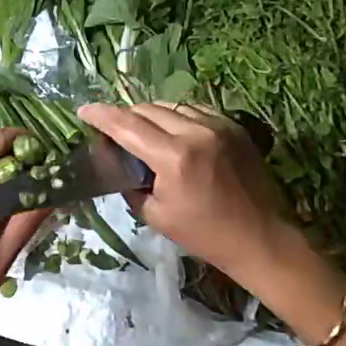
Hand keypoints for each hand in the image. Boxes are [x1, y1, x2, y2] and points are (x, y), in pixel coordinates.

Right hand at [77, 102, 283, 269]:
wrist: (262, 239)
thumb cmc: (205, 234)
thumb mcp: (155, 214)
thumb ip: (130, 182)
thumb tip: (116, 160)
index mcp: (174, 157)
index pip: (126, 124)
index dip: (100, 115)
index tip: (83, 112)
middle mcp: (196, 132)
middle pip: (146, 109)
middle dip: (124, 117)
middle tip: (113, 132)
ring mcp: (218, 126)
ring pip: (170, 106)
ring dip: (150, 116)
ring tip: (144, 133)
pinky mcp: (233, 127)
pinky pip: (194, 110)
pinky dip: (176, 117)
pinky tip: (173, 133)